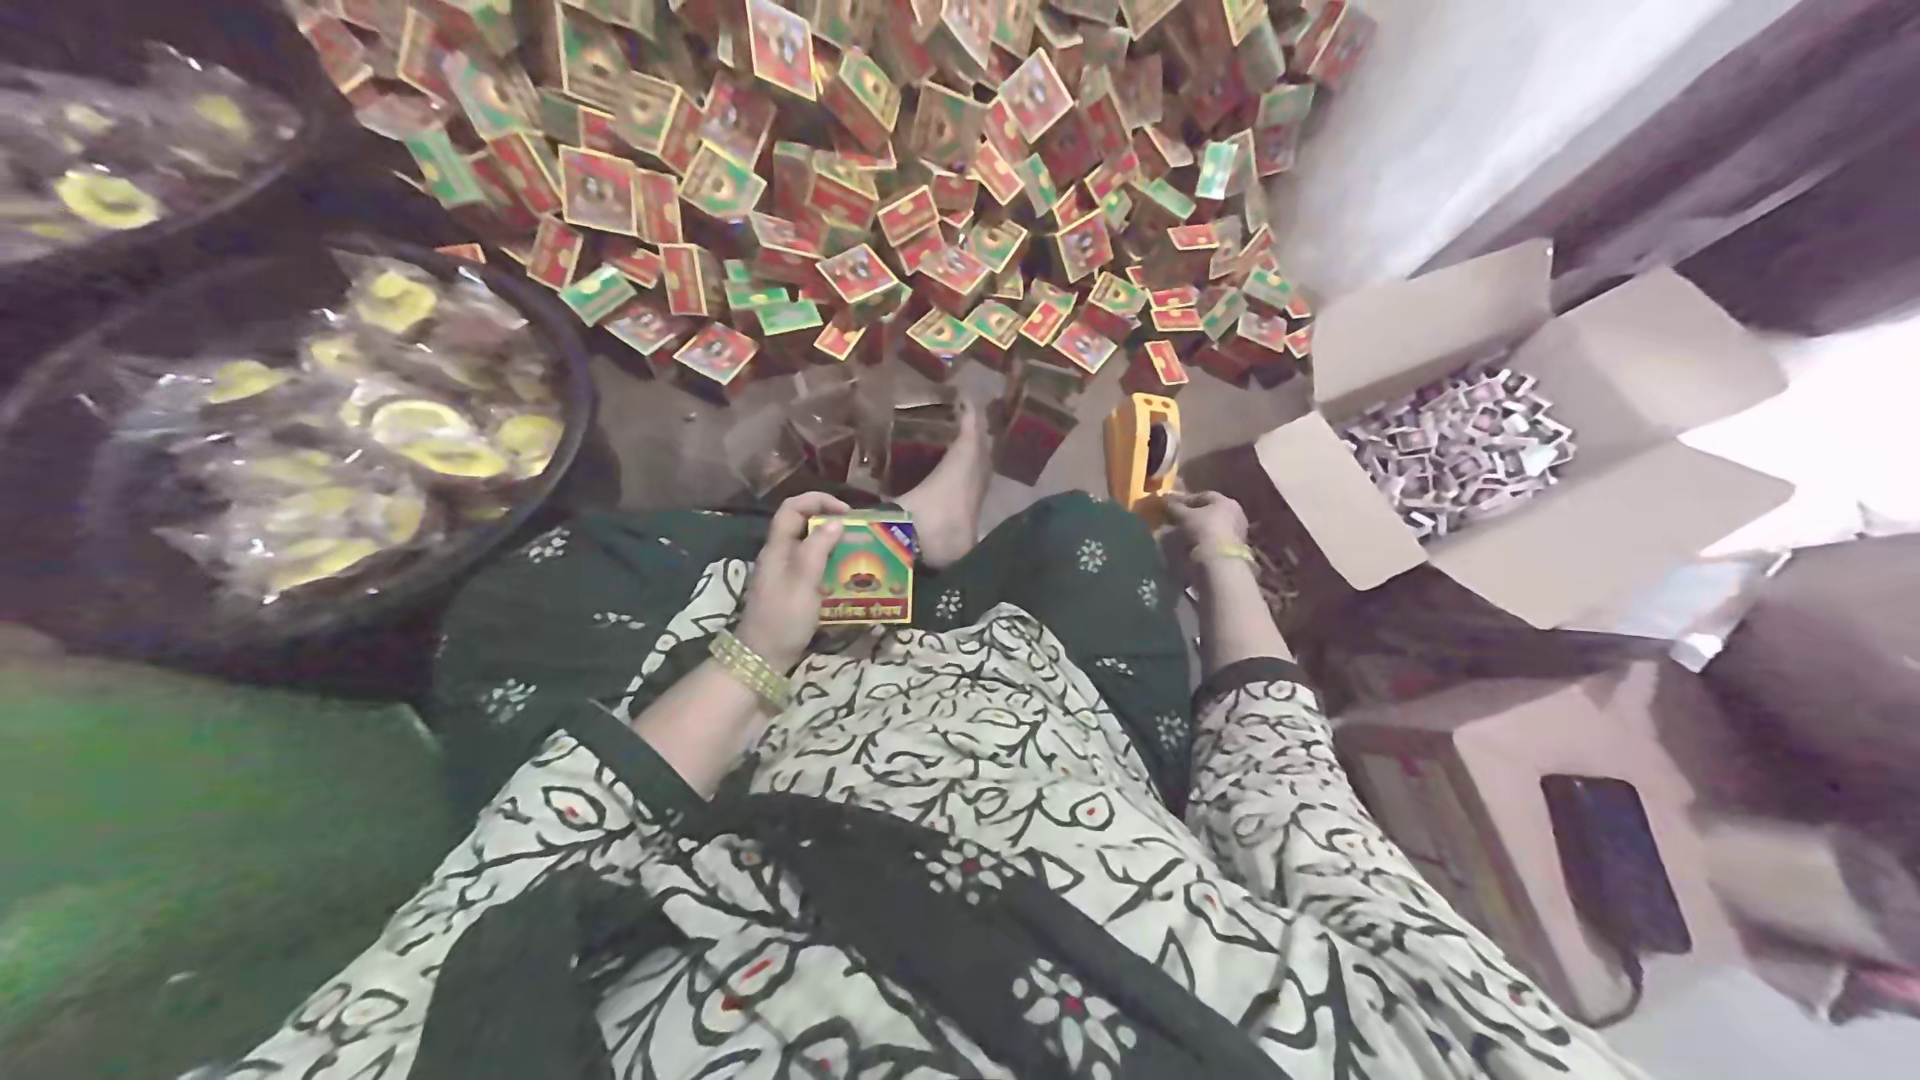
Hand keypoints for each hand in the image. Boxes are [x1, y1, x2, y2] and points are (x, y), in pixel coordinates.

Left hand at [735, 492, 848, 671]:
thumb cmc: (783, 618)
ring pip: (809, 545)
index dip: (819, 501)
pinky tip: (847, 576)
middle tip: (857, 532)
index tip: (847, 512)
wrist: (763, 658)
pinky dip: (830, 564)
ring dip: (833, 543)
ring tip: (857, 551)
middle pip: (802, 524)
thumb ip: (817, 549)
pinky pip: (813, 566)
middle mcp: (780, 555)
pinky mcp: (793, 589)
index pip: (793, 508)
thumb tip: (836, 521)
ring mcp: (785, 573)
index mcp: (777, 547)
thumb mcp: (803, 582)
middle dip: (830, 521)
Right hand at [1166, 491, 1249, 558]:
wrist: (1220, 557)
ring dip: (1202, 526)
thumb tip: (1166, 499)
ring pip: (1216, 523)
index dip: (1186, 500)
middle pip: (1211, 510)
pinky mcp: (1238, 544)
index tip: (1173, 506)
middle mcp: (1236, 511)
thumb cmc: (1202, 529)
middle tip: (1180, 519)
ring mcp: (1239, 528)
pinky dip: (1208, 537)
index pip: (1203, 496)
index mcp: (1225, 500)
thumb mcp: (1183, 516)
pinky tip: (1198, 542)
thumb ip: (1174, 507)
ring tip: (1187, 533)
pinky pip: (1219, 536)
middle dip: (1195, 513)